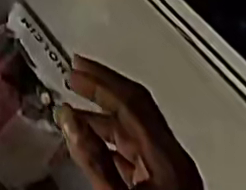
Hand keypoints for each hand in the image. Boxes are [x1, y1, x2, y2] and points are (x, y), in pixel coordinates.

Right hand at [56, 57, 203, 189]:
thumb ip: (94, 158)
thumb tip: (70, 118)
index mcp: (167, 157)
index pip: (131, 101)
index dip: (100, 79)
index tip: (76, 67)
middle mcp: (174, 159)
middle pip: (138, 107)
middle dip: (104, 85)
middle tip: (76, 72)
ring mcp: (174, 172)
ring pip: (137, 126)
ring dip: (104, 111)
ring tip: (76, 107)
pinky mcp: (168, 184)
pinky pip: (137, 145)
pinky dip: (112, 133)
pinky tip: (94, 139)